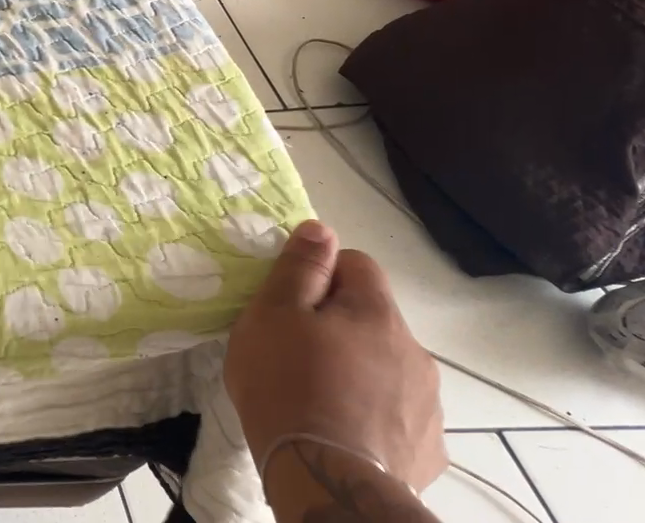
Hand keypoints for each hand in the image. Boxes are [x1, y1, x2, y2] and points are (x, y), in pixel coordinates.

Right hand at [225, 219, 446, 491]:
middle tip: (292, 345)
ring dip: (356, 365)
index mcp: (376, 314)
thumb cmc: (287, 380)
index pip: (357, 264)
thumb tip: (320, 229)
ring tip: (313, 389)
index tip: (289, 298)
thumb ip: (299, 269)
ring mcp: (428, 403)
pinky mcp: (427, 445)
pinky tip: (339, 422)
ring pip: (386, 363)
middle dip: (337, 322)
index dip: (320, 271)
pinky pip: (396, 409)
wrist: (326, 472)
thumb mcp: (273, 312)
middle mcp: (414, 352)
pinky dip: (370, 408)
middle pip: (372, 317)